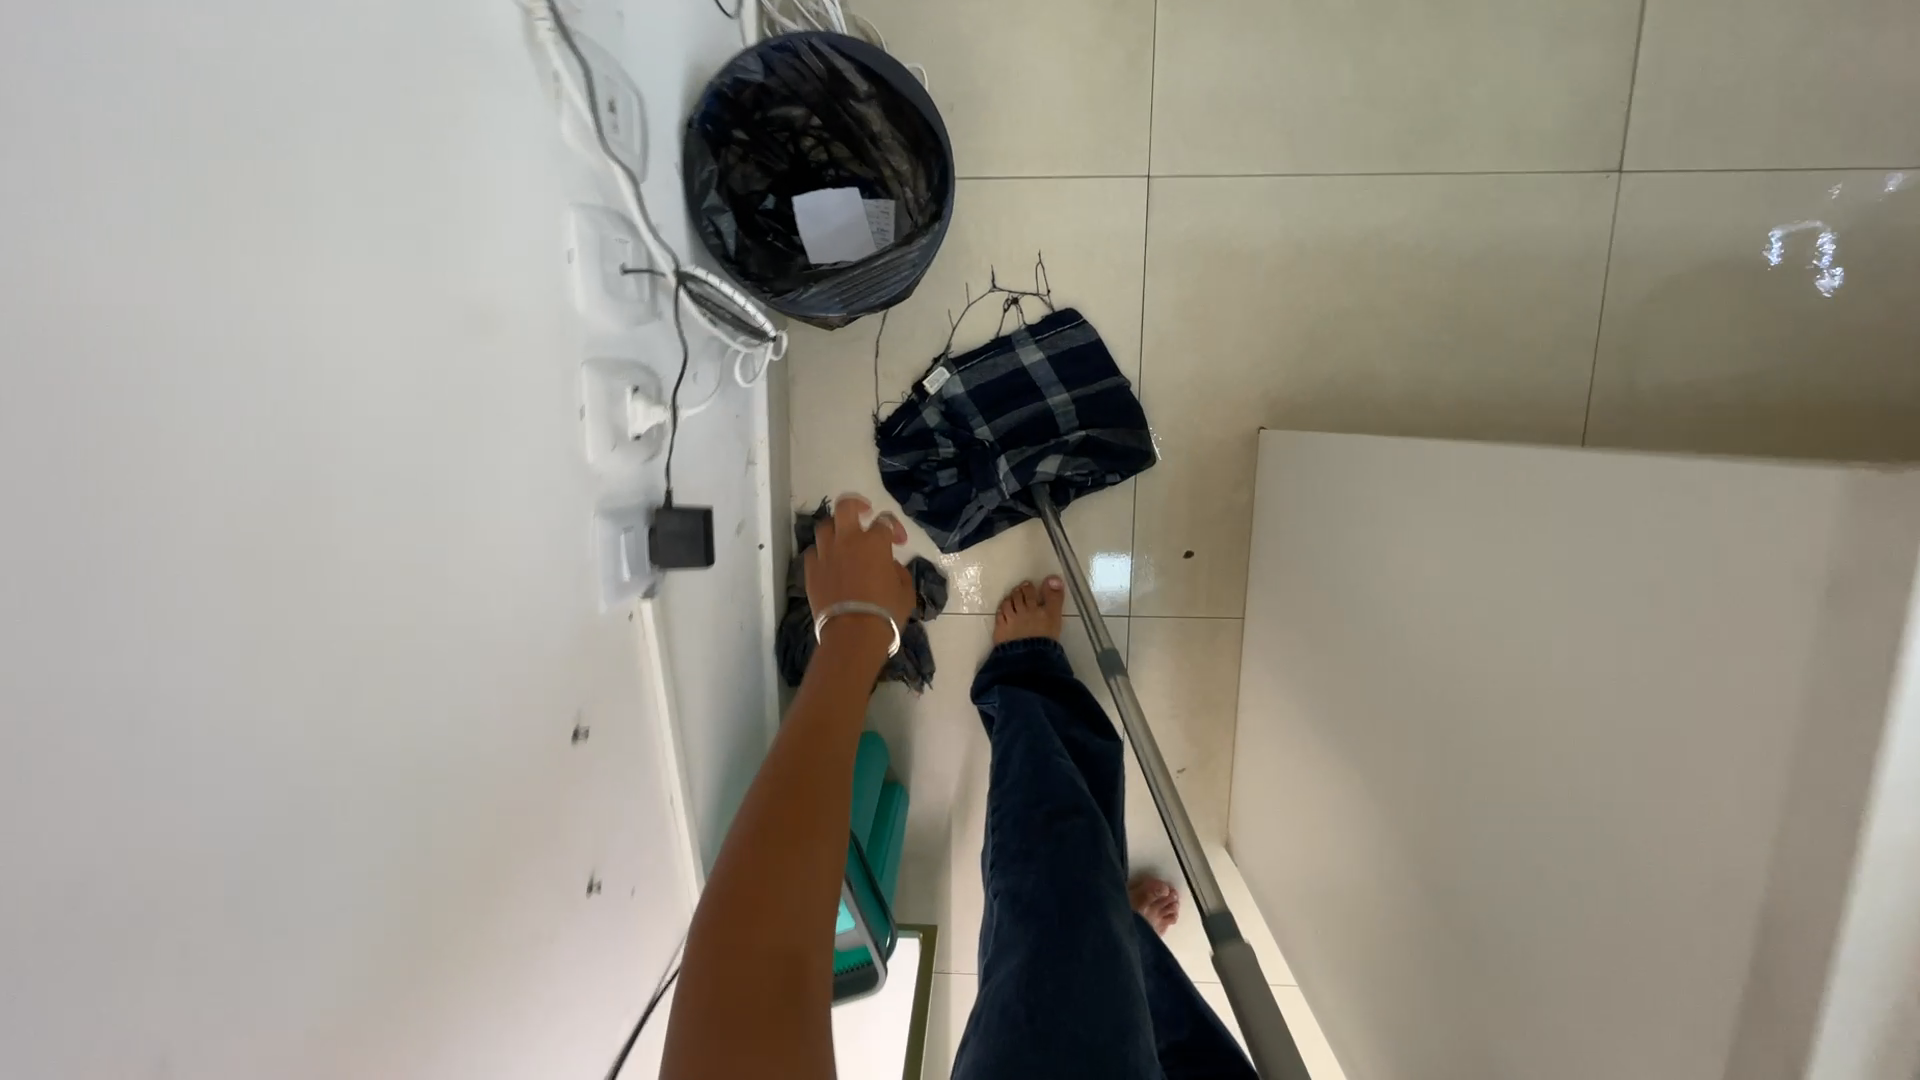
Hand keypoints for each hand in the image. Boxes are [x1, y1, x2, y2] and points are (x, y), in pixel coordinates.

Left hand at [805, 494, 914, 633]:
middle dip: (856, 504)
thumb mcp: (905, 591)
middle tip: (865, 512)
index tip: (899, 541)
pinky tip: (829, 562)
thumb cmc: (885, 612)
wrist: (853, 634)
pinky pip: (813, 552)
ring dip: (836, 529)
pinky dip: (822, 553)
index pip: (885, 521)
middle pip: (846, 507)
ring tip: (844, 539)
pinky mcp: (811, 570)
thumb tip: (890, 566)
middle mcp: (847, 540)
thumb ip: (898, 571)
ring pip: (825, 527)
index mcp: (874, 542)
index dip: (894, 527)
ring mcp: (825, 554)